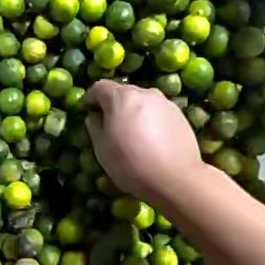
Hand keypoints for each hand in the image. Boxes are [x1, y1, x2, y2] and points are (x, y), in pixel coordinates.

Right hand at [84, 80, 206, 207]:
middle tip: (107, 124)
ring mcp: (165, 102)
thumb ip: (94, 126)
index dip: (89, 99)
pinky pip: (156, 112)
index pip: (99, 87)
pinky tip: (149, 139)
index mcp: (122, 97)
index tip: (84, 112)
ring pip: (141, 101)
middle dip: (111, 104)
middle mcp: (145, 93)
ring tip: (130, 132)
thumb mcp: (101, 148)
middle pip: (122, 92)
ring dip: (132, 111)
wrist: (175, 178)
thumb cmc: (131, 163)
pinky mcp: (179, 115)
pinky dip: (148, 119)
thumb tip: (95, 116)